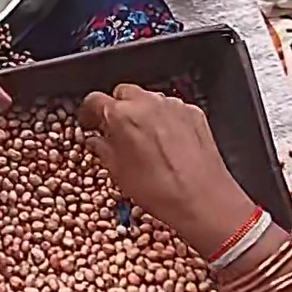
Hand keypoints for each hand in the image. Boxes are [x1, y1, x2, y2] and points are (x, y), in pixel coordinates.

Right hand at [78, 83, 256, 257]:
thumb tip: (97, 141)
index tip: (89, 122)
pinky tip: (164, 142)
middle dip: (116, 108)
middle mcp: (147, 103)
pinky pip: (170, 108)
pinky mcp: (193, 112)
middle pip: (123, 93)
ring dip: (140, 112)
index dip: (88, 112)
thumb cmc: (161, 190)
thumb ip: (103, 149)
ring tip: (141, 139)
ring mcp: (173, 106)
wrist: (203, 198)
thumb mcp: (118, 173)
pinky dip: (163, 119)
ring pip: (148, 99)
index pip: (95, 100)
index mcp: (122, 115)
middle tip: (114, 130)